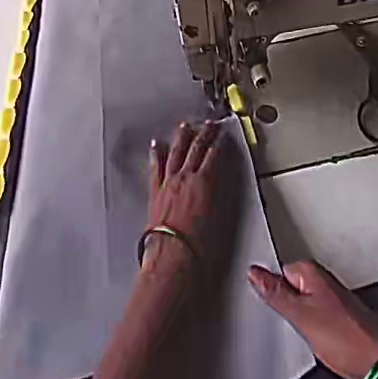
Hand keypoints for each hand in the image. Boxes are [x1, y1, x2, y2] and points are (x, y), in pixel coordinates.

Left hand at [145, 121, 225, 272]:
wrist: (171, 255)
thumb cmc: (196, 244)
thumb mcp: (215, 217)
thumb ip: (214, 196)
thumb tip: (214, 189)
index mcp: (204, 183)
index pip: (214, 156)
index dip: (219, 143)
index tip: (222, 135)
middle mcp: (186, 177)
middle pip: (196, 148)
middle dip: (204, 133)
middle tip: (208, 124)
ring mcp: (169, 182)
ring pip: (176, 152)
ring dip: (181, 137)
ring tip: (184, 126)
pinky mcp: (156, 191)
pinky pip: (155, 167)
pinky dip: (155, 154)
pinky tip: (155, 145)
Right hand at [247, 261, 377, 378]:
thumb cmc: (348, 336)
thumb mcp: (300, 314)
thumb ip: (275, 292)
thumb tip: (255, 272)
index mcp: (311, 271)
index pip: (278, 269)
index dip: (268, 285)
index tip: (259, 293)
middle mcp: (323, 282)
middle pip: (290, 287)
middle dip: (282, 301)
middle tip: (280, 316)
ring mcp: (331, 301)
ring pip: (302, 305)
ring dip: (297, 317)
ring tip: (297, 330)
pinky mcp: (337, 321)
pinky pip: (313, 319)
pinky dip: (308, 328)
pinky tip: (309, 339)